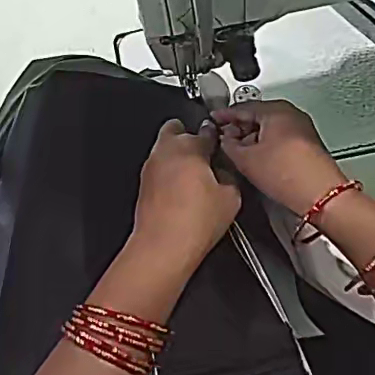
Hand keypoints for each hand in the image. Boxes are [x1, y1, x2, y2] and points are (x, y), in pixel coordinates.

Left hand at [129, 119, 241, 278]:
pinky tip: (180, 187)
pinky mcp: (143, 181)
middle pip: (176, 129)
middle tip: (203, 153)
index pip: (206, 132)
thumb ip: (229, 177)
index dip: (216, 138)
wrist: (163, 244)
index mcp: (190, 147)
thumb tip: (224, 173)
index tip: (219, 145)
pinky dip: (168, 169)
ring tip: (192, 173)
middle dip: (189, 135)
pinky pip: (158, 165)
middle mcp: (166, 150)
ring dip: (177, 152)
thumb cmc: (195, 221)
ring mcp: (151, 164)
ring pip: (164, 146)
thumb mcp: (231, 198)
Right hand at [212, 101, 349, 215]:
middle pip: (257, 116)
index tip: (214, 119)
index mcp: (277, 110)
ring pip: (269, 128)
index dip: (224, 115)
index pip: (242, 107)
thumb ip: (228, 145)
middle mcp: (292, 115)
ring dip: (252, 138)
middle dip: (238, 128)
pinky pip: (280, 139)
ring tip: (240, 153)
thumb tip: (224, 141)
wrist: (322, 197)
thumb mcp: (245, 159)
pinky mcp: (307, 146)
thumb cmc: (292, 175)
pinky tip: (258, 161)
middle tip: (224, 138)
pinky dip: (266, 146)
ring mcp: (302, 130)